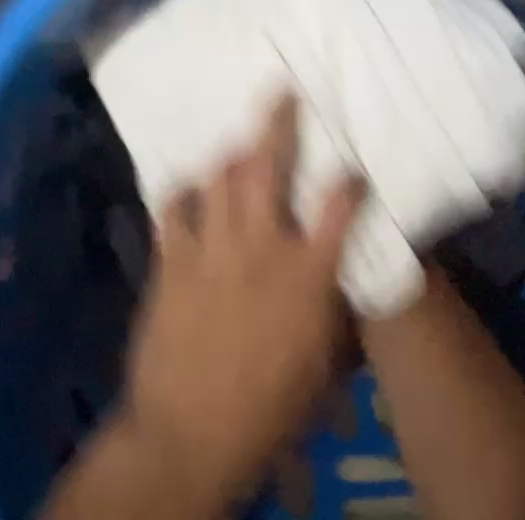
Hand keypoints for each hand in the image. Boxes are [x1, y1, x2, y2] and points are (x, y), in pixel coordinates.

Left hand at [117, 95, 365, 506]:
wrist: (190, 433)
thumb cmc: (270, 410)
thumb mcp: (323, 366)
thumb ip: (332, 312)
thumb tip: (340, 282)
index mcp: (308, 274)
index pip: (340, 205)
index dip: (350, 178)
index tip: (353, 166)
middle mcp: (260, 246)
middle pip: (267, 167)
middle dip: (276, 123)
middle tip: (279, 91)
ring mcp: (211, 249)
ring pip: (218, 178)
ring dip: (228, 154)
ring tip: (234, 141)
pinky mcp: (171, 261)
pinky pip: (172, 209)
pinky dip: (180, 193)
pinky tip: (184, 187)